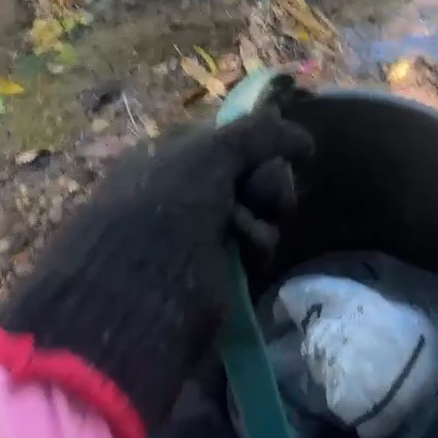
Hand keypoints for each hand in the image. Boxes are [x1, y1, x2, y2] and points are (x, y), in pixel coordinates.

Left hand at [0, 106, 312, 430]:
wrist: (132, 302)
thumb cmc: (162, 216)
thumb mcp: (210, 154)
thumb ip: (260, 134)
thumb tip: (305, 142)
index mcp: (165, 156)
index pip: (234, 135)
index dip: (259, 144)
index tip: (269, 156)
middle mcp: (181, 191)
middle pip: (254, 171)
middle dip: (267, 182)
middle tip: (264, 199)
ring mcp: (198, 233)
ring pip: (261, 208)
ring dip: (264, 217)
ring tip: (249, 238)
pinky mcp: (215, 271)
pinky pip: (256, 245)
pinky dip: (259, 248)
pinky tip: (249, 260)